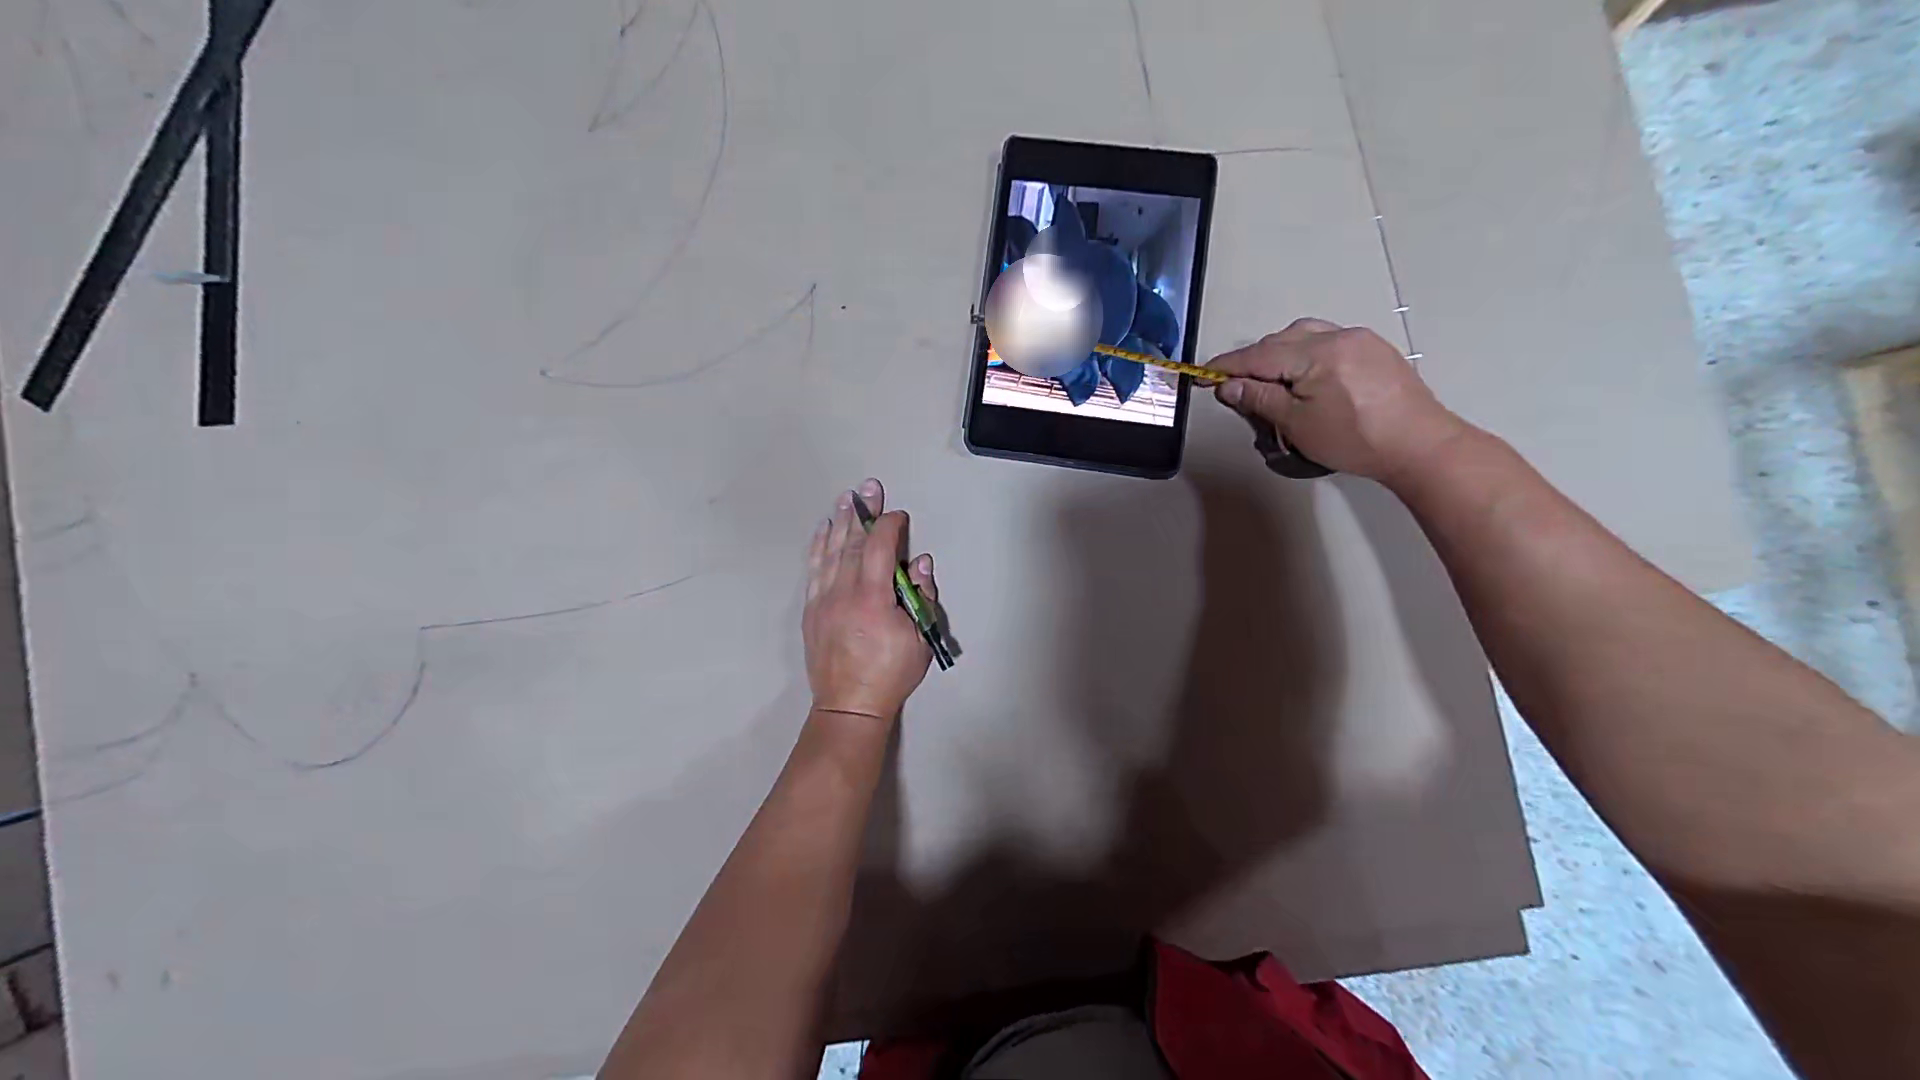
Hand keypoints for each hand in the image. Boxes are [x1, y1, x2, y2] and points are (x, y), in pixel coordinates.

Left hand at [802, 478, 938, 721]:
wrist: (848, 705)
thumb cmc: (890, 674)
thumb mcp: (920, 639)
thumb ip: (921, 596)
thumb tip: (919, 562)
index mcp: (873, 599)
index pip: (880, 548)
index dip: (889, 526)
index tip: (899, 516)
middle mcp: (844, 592)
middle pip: (853, 543)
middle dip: (864, 513)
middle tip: (869, 487)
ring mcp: (823, 599)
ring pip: (831, 551)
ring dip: (840, 522)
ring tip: (847, 498)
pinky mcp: (811, 609)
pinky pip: (814, 568)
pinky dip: (819, 545)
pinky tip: (824, 529)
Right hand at [1206, 319, 1469, 482]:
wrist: (1419, 446)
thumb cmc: (1355, 439)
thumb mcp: (1296, 424)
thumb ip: (1259, 398)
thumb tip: (1228, 385)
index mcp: (1317, 354)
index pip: (1258, 354)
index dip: (1227, 366)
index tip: (1202, 375)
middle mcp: (1339, 337)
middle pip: (1280, 340)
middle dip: (1253, 360)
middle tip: (1236, 388)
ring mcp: (1360, 341)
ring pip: (1304, 337)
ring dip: (1279, 354)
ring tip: (1270, 382)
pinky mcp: (1374, 351)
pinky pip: (1327, 342)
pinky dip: (1305, 355)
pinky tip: (1305, 378)